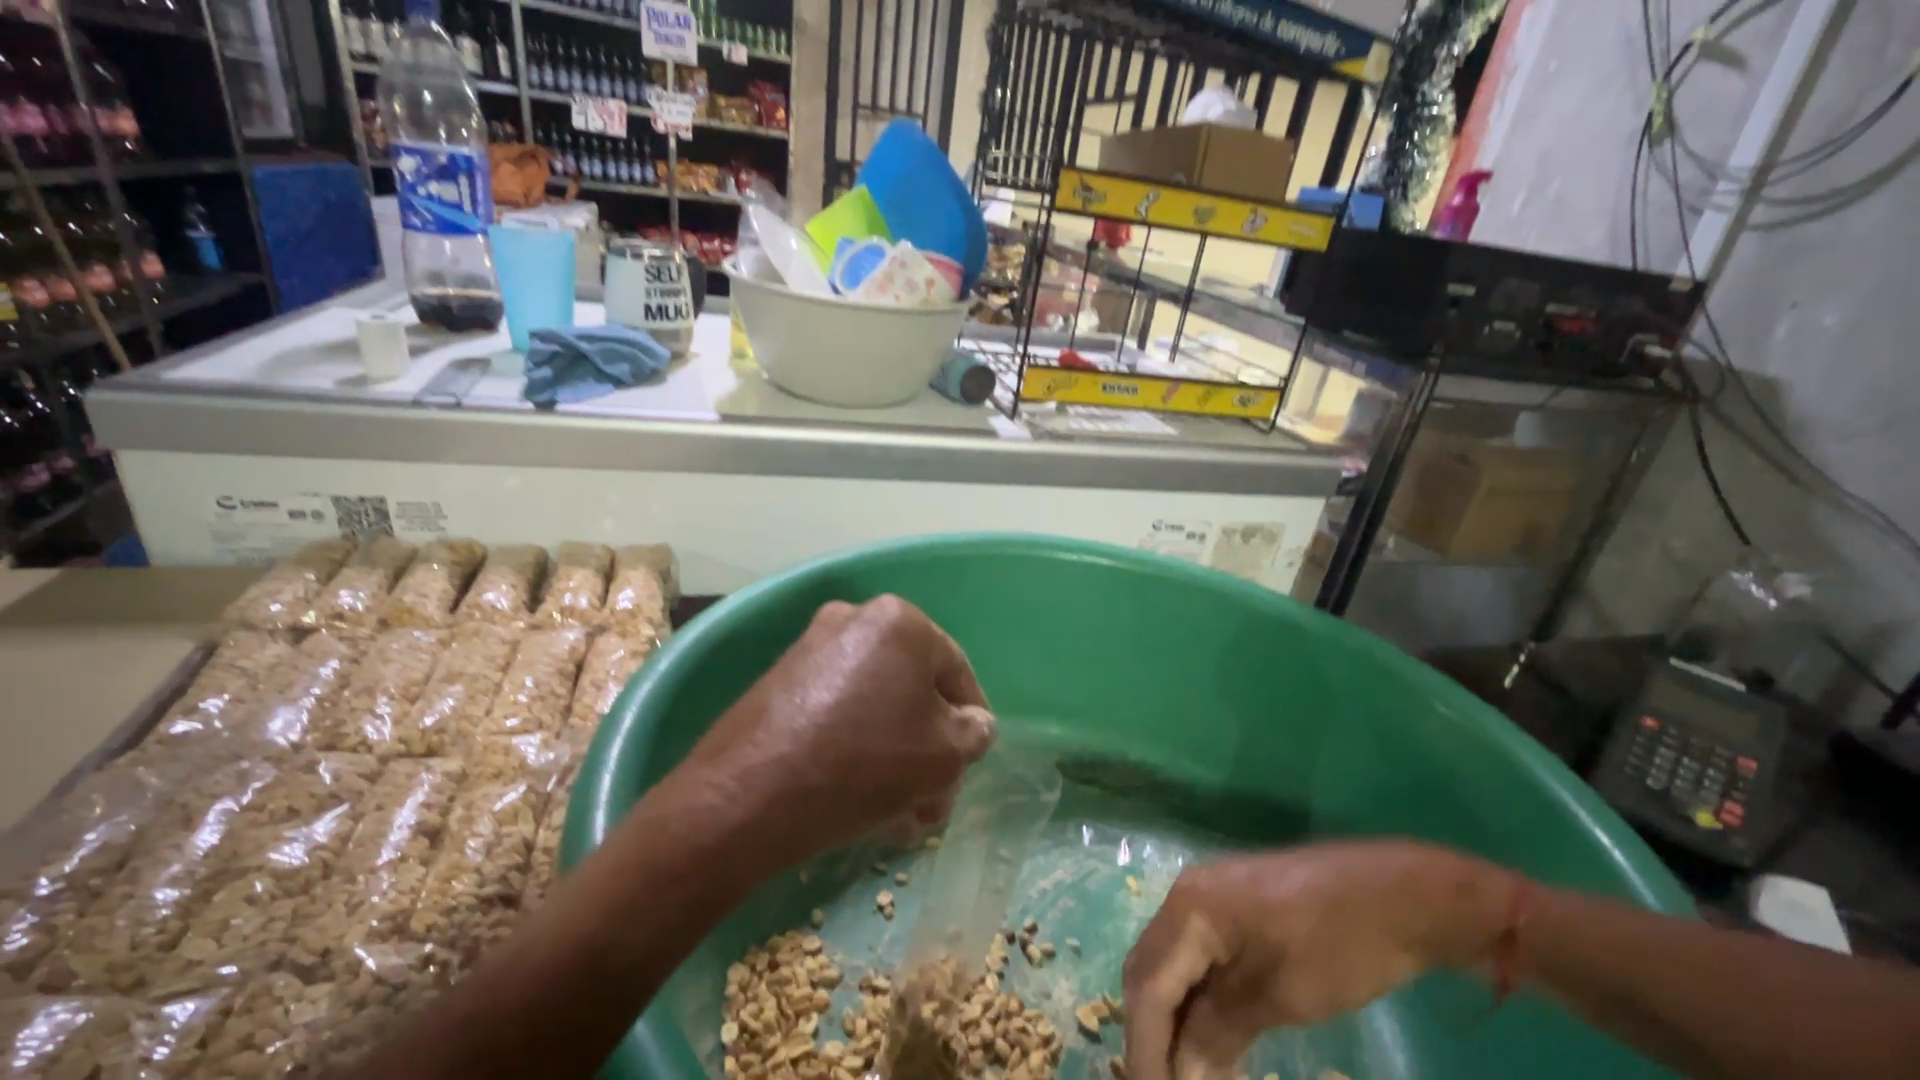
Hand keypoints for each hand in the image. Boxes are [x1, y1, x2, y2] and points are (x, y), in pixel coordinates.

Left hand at [679, 595, 995, 862]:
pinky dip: (858, 748)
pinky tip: (862, 800)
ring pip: (876, 706)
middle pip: (912, 691)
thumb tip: (971, 723)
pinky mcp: (780, 682)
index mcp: (899, 621)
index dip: (972, 723)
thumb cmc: (865, 764)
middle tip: (932, 801)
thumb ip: (974, 733)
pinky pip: (839, 712)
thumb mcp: (945, 755)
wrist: (749, 795)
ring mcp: (811, 649)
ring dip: (896, 756)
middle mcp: (853, 621)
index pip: (956, 672)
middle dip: (929, 748)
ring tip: (899, 815)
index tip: (969, 765)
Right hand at [1122, 842, 1515, 1079]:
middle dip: (1151, 1037)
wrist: (1407, 895)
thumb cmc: (1344, 944)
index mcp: (1189, 910)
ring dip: (1172, 1022)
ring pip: (1170, 968)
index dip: (1146, 1052)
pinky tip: (1208, 1042)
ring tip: (1185, 1074)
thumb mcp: (1281, 996)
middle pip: (1149, 975)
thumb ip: (1219, 1031)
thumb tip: (1180, 1072)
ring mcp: (1210, 899)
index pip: (1148, 990)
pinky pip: (1196, 959)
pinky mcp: (1233, 909)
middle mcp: (1186, 897)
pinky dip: (1196, 1002)